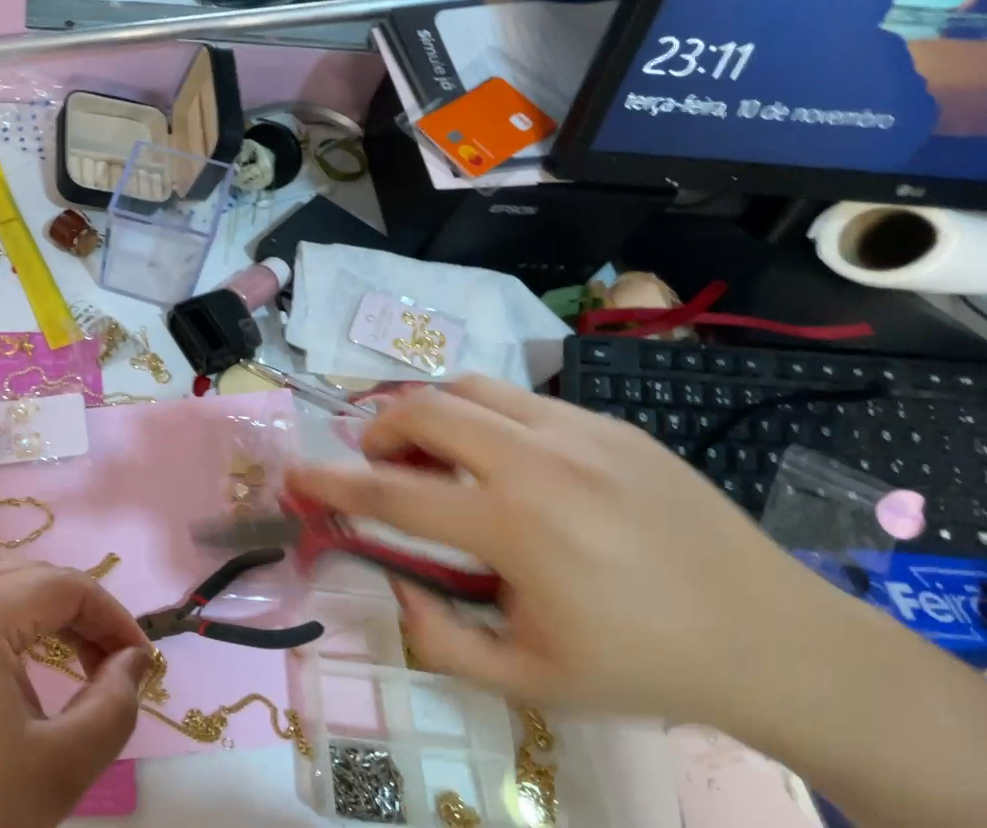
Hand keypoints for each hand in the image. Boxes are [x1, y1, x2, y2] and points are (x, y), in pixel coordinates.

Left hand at [0, 560, 152, 827]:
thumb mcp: (59, 765)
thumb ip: (114, 706)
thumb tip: (134, 660)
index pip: (66, 585)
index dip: (114, 616)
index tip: (143, 662)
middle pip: (29, 577)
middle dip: (79, 612)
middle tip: (112, 665)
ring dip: (40, 614)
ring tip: (71, 663)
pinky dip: (1, 626)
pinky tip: (12, 675)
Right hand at [289, 375, 855, 725]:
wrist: (773, 640)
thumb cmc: (639, 666)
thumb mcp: (526, 679)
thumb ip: (437, 636)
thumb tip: (391, 580)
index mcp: (514, 527)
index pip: (392, 492)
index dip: (330, 482)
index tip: (293, 475)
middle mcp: (540, 462)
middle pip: (424, 410)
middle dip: (379, 430)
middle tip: (377, 462)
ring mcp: (582, 432)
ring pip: (471, 387)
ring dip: (432, 412)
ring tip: (436, 452)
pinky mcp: (614, 425)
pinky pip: (524, 400)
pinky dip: (488, 418)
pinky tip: (506, 461)